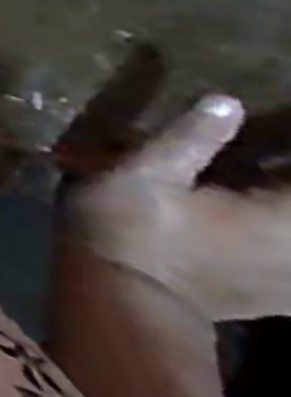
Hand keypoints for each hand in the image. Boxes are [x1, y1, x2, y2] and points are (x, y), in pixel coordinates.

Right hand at [65, 94, 290, 320]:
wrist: (122, 294)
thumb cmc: (131, 226)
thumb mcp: (144, 172)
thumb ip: (190, 139)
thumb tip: (227, 102)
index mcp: (286, 213)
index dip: (284, 144)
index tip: (270, 124)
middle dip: (278, 179)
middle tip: (260, 156)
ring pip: (290, 230)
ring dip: (272, 205)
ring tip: (247, 187)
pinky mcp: (280, 293)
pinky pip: (287, 257)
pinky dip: (272, 236)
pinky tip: (248, 227)